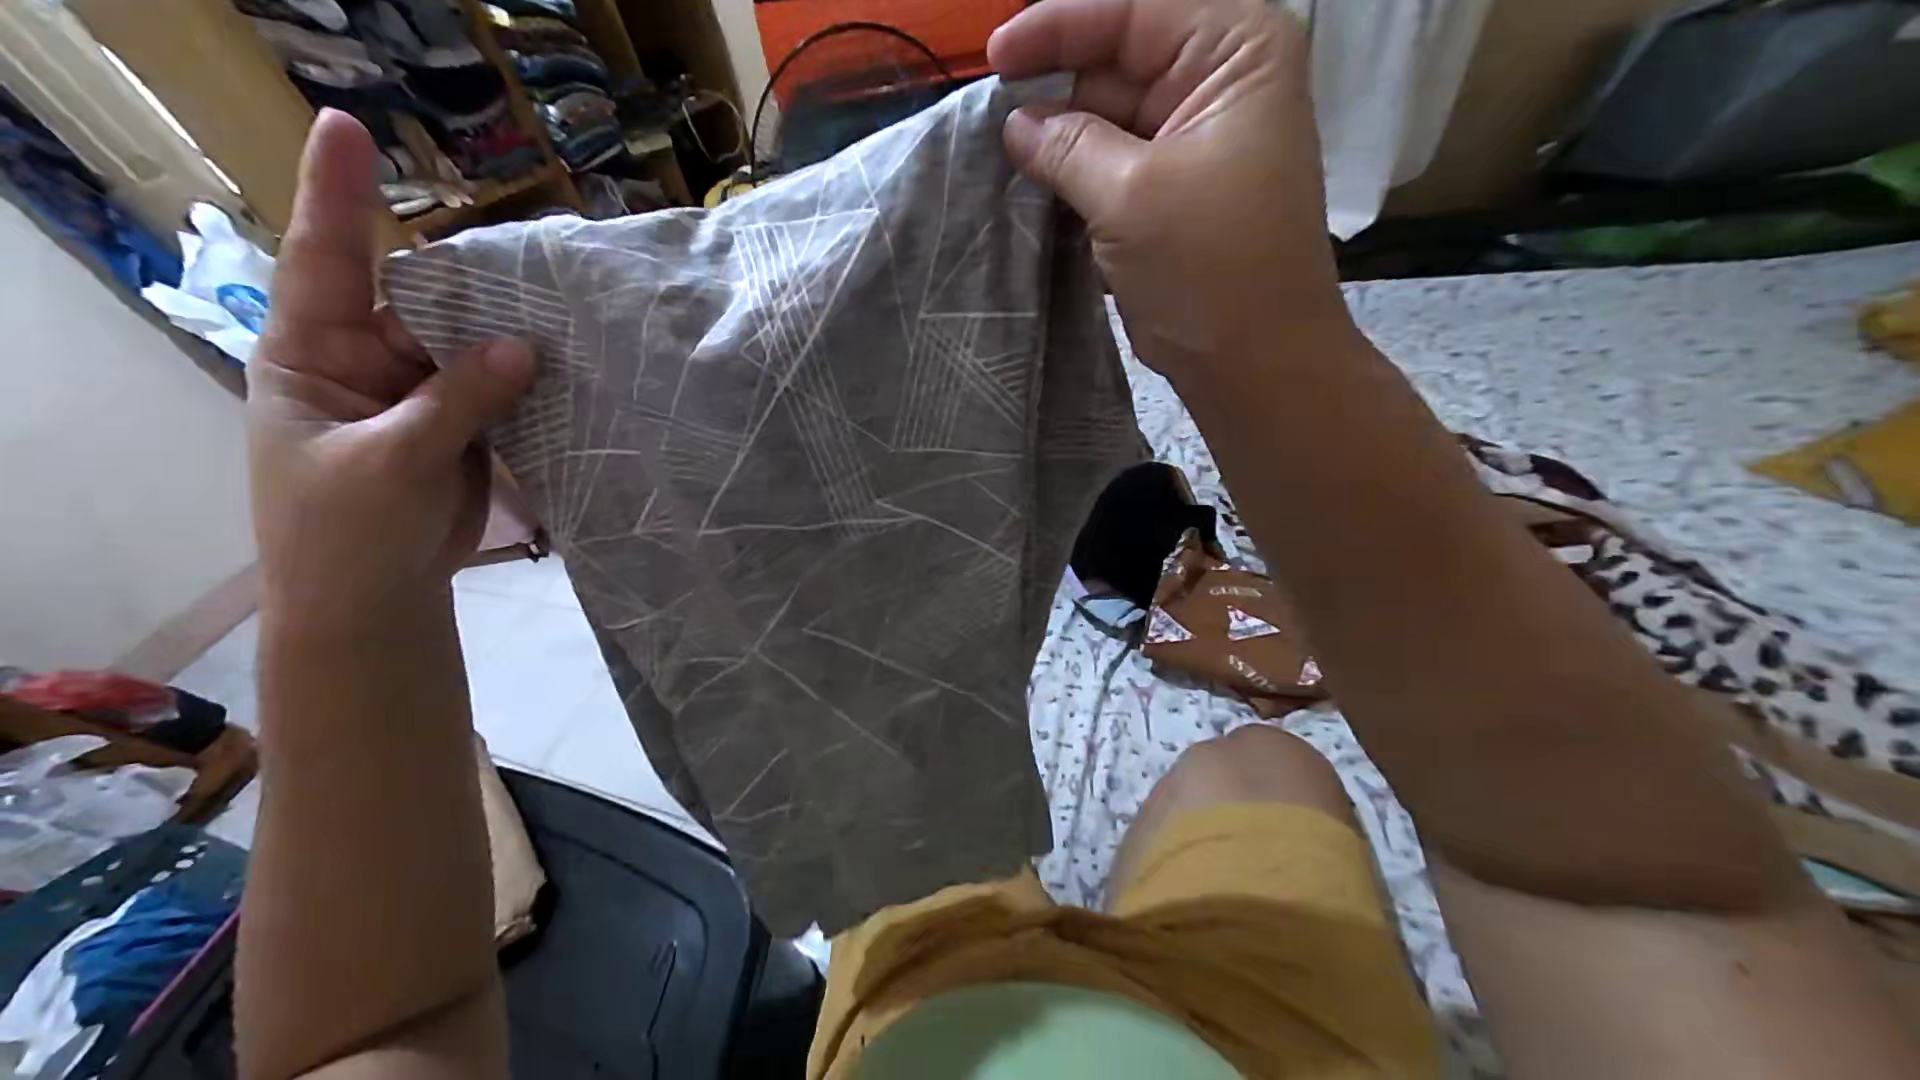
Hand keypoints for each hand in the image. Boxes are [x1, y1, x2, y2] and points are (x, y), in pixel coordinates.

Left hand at [247, 110, 535, 624]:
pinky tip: (567, 363)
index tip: (347, 126)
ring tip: (564, 304)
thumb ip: (455, 400)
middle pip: (421, 300)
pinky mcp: (464, 428)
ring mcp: (423, 396)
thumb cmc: (346, 529)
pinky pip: (500, 391)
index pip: (325, 259)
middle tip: (528, 252)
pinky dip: (530, 380)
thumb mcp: (391, 459)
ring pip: (472, 348)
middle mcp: (369, 362)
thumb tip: (524, 345)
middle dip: (467, 276)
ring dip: (512, 333)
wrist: (377, 597)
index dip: (337, 194)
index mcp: (314, 355)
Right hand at [989, 0, 1354, 379]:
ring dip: (1058, 145)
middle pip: (1116, 65)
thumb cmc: (1208, 268)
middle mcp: (1218, 85)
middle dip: (1054, 94)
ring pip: (1108, 124)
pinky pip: (1112, 171)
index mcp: (1234, 51)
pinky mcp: (1171, 198)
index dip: (1056, 29)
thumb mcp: (1130, 195)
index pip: (1131, 13)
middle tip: (988, 126)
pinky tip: (1032, 192)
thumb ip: (1067, 146)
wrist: (1253, 363)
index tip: (993, 58)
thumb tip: (1015, 123)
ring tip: (999, 161)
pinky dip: (1074, 182)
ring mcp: (1193, 146)